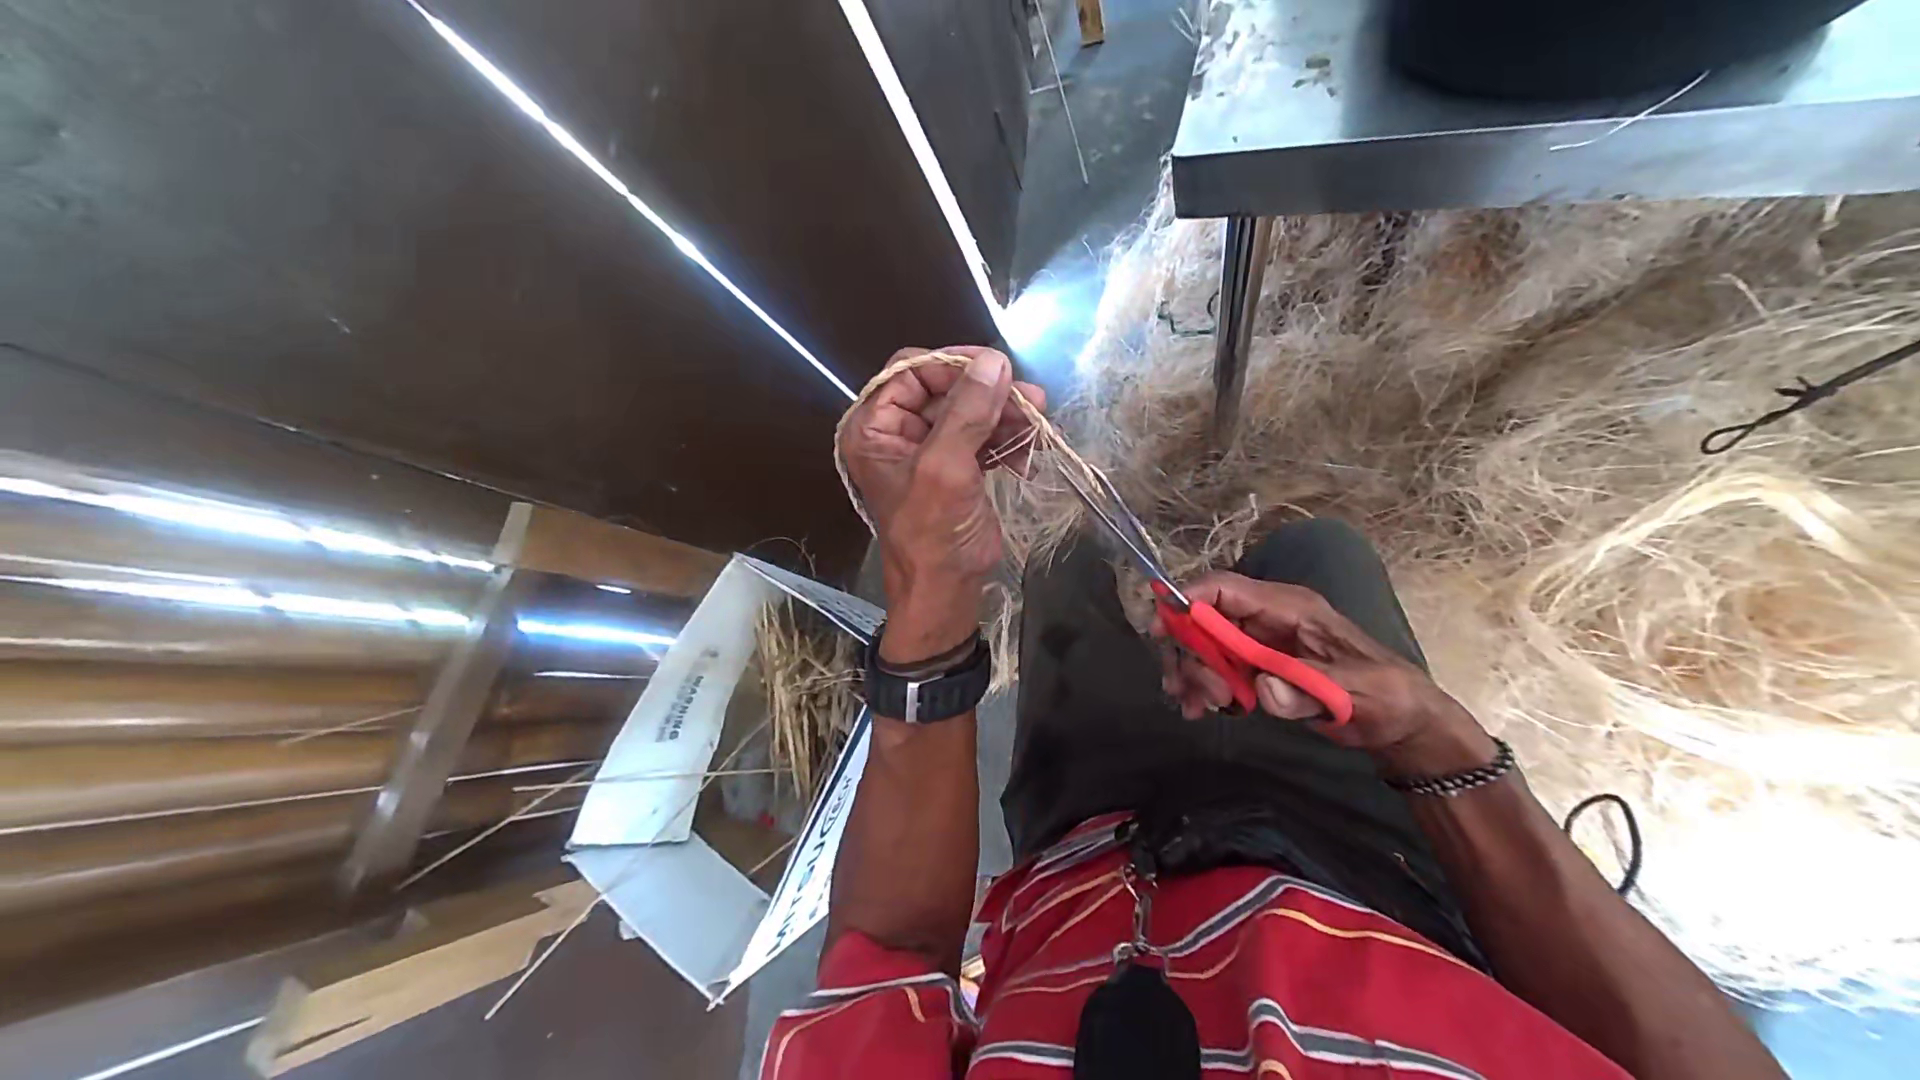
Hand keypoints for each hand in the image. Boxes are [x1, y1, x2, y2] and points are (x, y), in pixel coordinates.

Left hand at [838, 346, 1045, 663]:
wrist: (945, 589)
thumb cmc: (932, 533)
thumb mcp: (945, 468)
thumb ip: (967, 412)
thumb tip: (994, 361)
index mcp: (874, 428)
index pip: (910, 372)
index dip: (952, 364)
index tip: (997, 368)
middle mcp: (896, 433)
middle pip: (945, 389)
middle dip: (989, 394)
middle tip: (1031, 400)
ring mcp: (928, 449)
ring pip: (970, 411)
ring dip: (1005, 416)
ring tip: (1038, 428)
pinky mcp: (956, 467)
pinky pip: (983, 436)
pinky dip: (1007, 441)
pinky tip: (1028, 456)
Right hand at [1154, 571, 1496, 777]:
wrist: (1401, 723)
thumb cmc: (1387, 697)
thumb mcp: (1357, 692)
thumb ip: (1309, 690)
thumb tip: (1262, 689)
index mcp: (1288, 607)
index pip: (1225, 587)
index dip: (1188, 599)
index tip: (1163, 630)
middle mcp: (1265, 618)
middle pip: (1204, 619)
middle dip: (1190, 654)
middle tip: (1200, 695)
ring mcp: (1258, 643)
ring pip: (1203, 645)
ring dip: (1191, 674)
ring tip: (1199, 708)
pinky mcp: (1255, 667)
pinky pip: (1214, 669)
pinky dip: (1201, 688)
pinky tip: (1204, 712)